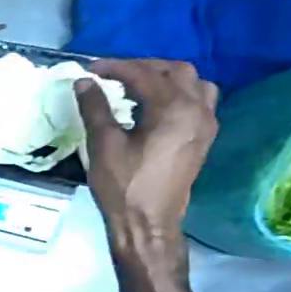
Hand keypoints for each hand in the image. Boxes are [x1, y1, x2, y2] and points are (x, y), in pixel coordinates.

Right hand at [78, 58, 218, 271]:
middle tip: (114, 74)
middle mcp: (198, 110)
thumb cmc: (123, 186)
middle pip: (176, 71)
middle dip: (143, 67)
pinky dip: (178, 93)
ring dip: (166, 77)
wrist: (148, 224)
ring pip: (193, 83)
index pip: (145, 74)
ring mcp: (205, 124)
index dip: (116, 68)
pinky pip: (199, 100)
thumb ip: (95, 108)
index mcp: (174, 109)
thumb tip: (84, 82)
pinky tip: (155, 106)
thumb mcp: (103, 145)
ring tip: (138, 86)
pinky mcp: (203, 138)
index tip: (91, 68)